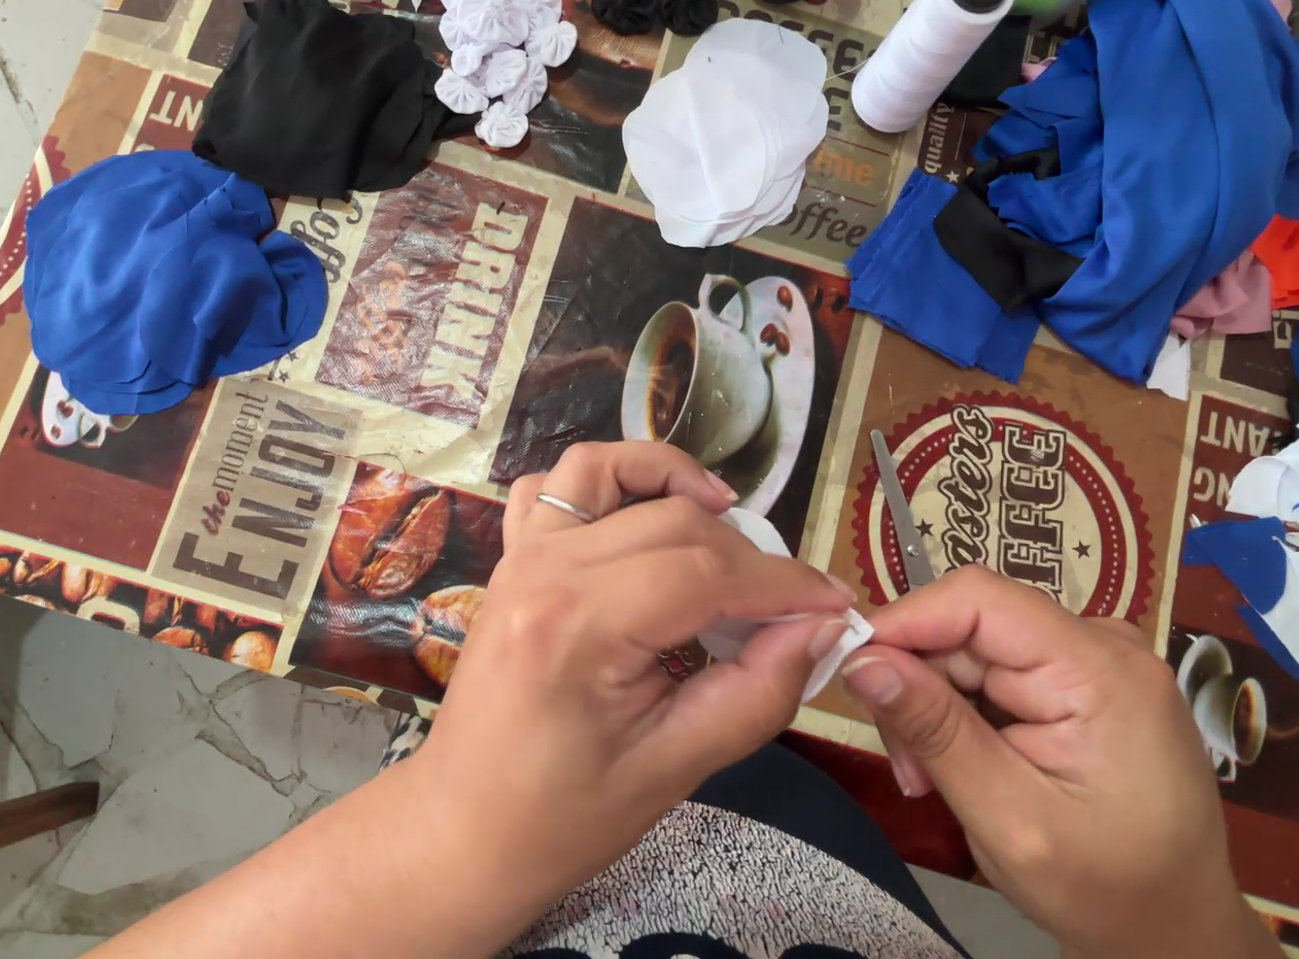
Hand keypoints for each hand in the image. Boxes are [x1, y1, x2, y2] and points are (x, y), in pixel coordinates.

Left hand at [406, 441, 856, 907]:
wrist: (463, 830)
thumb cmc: (563, 818)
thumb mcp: (676, 768)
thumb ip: (757, 692)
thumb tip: (819, 628)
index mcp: (581, 624)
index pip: (706, 572)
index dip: (784, 583)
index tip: (835, 604)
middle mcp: (545, 568)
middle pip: (670, 521)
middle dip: (748, 553)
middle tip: (790, 602)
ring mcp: (519, 555)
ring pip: (604, 469)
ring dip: (670, 479)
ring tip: (722, 517)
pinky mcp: (511, 560)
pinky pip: (553, 488)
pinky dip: (604, 483)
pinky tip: (637, 518)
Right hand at [838, 567, 1279, 958]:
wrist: (1174, 934)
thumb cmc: (1105, 890)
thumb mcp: (1007, 819)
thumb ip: (934, 731)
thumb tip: (859, 660)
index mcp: (1101, 671)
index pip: (978, 598)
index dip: (906, 620)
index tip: (853, 671)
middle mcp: (1100, 643)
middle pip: (965, 625)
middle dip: (916, 685)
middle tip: (906, 767)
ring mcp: (1089, 657)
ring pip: (965, 647)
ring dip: (931, 705)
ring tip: (930, 777)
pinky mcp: (1075, 675)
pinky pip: (987, 667)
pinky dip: (956, 710)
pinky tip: (958, 763)